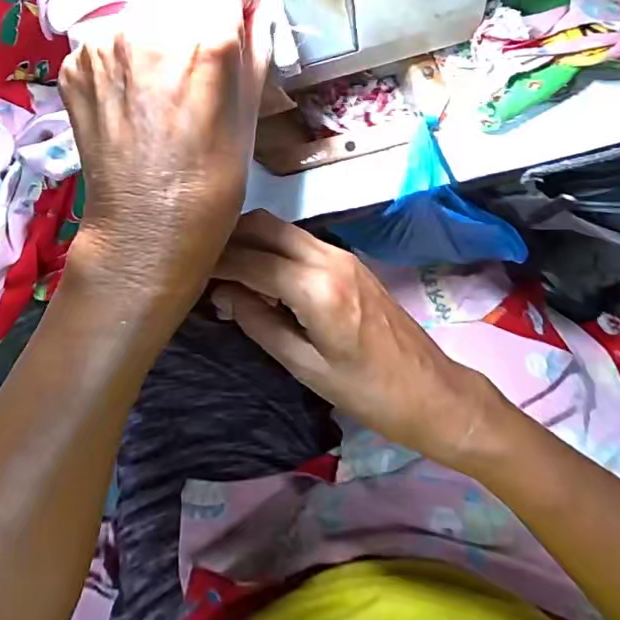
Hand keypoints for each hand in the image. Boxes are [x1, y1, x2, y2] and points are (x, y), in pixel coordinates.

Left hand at [59, 0, 269, 320]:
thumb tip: (254, 7)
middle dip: (195, 10)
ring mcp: (103, 46)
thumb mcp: (251, 111)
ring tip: (163, 79)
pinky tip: (133, 94)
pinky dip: (124, 53)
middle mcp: (148, 30)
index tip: (236, 19)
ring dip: (157, 29)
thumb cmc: (211, 181)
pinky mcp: (75, 65)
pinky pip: (109, 38)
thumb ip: (256, 45)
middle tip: (199, 52)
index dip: (234, 1)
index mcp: (203, 42)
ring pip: (141, 9)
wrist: (145, 230)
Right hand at [210, 211, 508, 467]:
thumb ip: (260, 323)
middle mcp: (329, 258)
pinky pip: (298, 241)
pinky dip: (271, 248)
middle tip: (199, 263)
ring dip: (249, 240)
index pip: (251, 259)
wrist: (435, 393)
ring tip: (223, 270)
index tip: (185, 268)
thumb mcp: (307, 368)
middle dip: (228, 237)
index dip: (214, 261)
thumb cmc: (370, 393)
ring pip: (281, 228)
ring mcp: (342, 255)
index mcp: (319, 289)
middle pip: (264, 225)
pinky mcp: (349, 260)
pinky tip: (258, 276)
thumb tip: (223, 295)